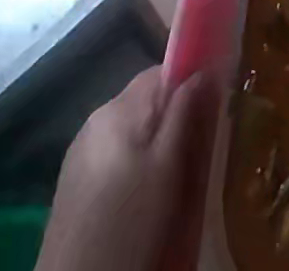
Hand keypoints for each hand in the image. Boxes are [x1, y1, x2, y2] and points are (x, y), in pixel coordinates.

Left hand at [36, 66, 213, 270]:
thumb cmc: (131, 221)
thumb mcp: (169, 165)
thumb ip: (185, 111)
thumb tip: (205, 67)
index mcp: (117, 109)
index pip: (163, 71)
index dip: (192, 82)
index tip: (213, 107)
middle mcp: (96, 119)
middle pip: (148, 98)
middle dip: (177, 113)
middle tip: (200, 145)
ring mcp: (81, 150)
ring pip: (134, 126)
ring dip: (159, 137)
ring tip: (177, 172)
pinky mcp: (75, 179)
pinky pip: (117, 149)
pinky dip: (138, 158)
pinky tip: (147, 191)